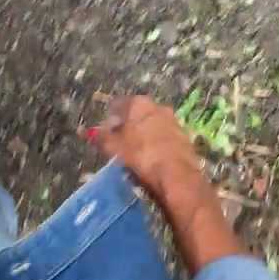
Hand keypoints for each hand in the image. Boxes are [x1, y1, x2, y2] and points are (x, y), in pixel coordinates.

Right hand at [93, 95, 243, 272]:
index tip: (105, 133)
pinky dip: (157, 144)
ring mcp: (173, 120)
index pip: (118, 104)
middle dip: (128, 126)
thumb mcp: (114, 148)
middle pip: (136, 114)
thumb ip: (103, 137)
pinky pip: (164, 137)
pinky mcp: (184, 136)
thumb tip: (94, 132)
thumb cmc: (141, 156)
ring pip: (152, 125)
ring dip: (143, 135)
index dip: (110, 119)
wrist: (177, 176)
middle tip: (119, 143)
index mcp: (138, 103)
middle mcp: (157, 106)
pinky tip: (152, 158)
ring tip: (135, 153)